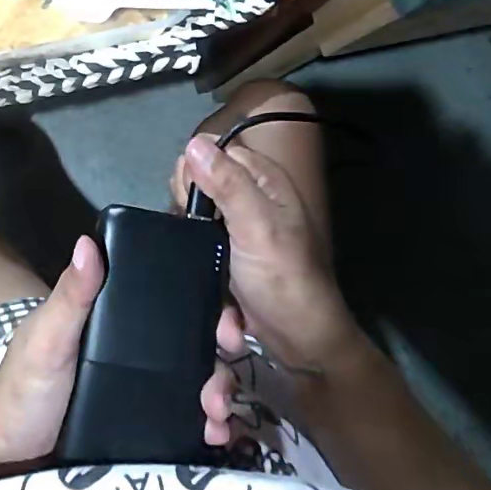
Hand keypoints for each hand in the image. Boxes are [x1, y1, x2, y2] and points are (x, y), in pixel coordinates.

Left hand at [0, 234, 244, 463]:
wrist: (12, 453)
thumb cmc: (26, 384)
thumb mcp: (47, 337)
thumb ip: (70, 296)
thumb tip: (88, 242)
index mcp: (119, 314)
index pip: (173, 300)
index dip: (208, 305)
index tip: (227, 323)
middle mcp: (139, 345)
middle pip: (196, 341)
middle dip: (222, 358)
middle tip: (224, 379)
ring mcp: (146, 384)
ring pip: (200, 379)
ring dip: (221, 393)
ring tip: (218, 417)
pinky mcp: (149, 422)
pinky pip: (189, 418)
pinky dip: (211, 425)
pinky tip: (216, 436)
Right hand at [177, 135, 362, 372]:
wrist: (300, 345)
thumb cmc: (284, 280)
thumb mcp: (257, 226)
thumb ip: (227, 184)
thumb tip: (194, 143)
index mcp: (264, 179)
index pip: (212, 150)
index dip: (196, 170)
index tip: (194, 201)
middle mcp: (250, 196)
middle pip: (197, 181)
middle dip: (190, 211)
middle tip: (205, 236)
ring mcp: (236, 225)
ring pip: (191, 214)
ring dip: (192, 242)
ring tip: (207, 265)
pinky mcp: (226, 252)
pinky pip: (196, 243)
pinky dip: (198, 262)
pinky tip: (209, 280)